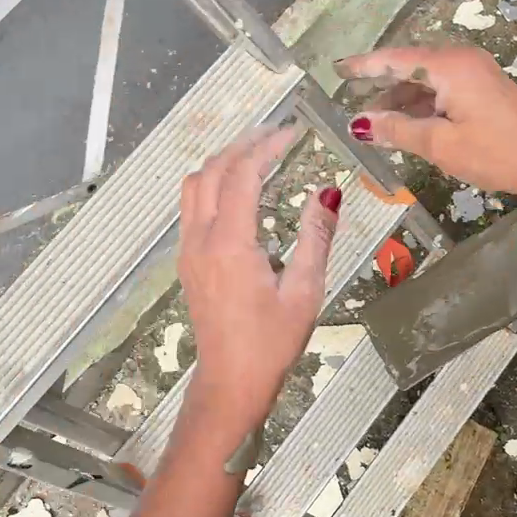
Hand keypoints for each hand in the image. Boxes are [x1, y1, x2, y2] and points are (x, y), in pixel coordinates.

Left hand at [176, 127, 340, 452]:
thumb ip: (315, 237)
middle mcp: (201, 238)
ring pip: (194, 185)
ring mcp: (188, 249)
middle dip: (244, 145)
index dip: (267, 146)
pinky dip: (214, 184)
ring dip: (223, 162)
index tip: (293, 133)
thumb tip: (328, 190)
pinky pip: (192, 205)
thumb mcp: (305, 291)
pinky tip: (241, 191)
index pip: (243, 174)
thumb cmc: (272, 343)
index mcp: (230, 243)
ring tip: (258, 155)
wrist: (230, 384)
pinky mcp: (187, 260)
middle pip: (212, 171)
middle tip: (277, 135)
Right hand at [335, 46, 516, 209]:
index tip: (337, 68)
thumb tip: (359, 124)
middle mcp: (461, 60)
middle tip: (351, 107)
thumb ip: (397, 130)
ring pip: (426, 81)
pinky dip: (422, 106)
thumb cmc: (495, 152)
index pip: (395, 59)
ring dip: (401, 102)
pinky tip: (407, 126)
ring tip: (374, 126)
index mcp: (449, 66)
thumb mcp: (440, 144)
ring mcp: (475, 73)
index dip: (363, 65)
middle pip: (409, 68)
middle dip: (381, 90)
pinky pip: (442, 89)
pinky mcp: (484, 88)